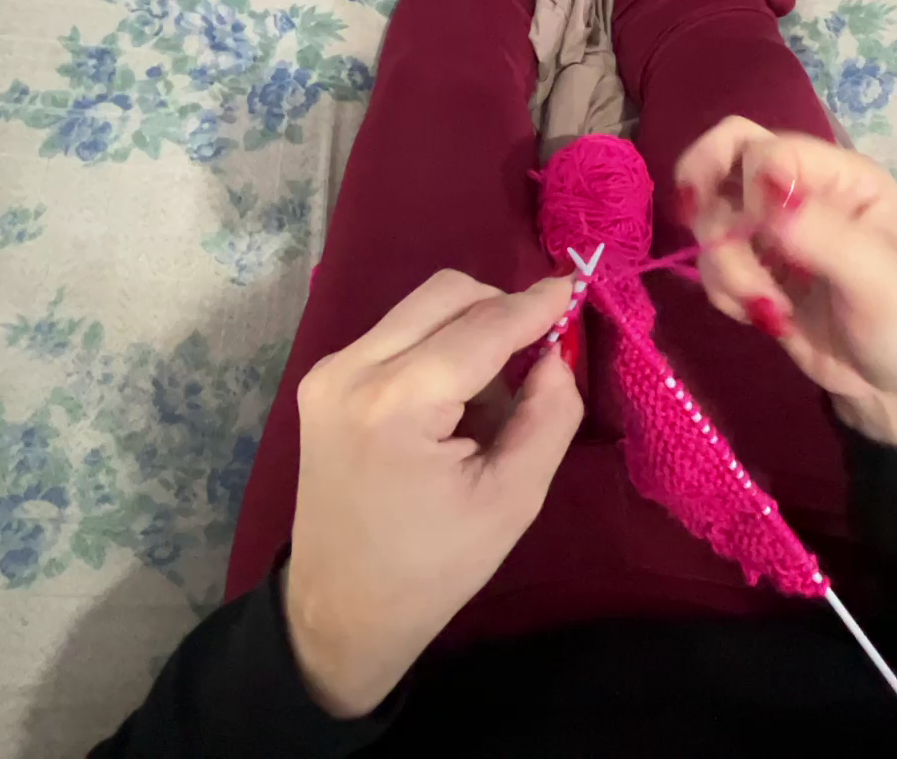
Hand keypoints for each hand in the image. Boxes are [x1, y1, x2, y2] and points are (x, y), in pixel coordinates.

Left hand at [283, 271, 582, 717]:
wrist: (341, 609)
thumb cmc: (433, 567)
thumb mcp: (512, 500)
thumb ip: (548, 416)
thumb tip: (555, 352)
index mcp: (396, 405)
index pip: (481, 329)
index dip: (533, 305)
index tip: (572, 285)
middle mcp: (351, 370)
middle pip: (444, 294)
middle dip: (499, 308)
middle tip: (536, 350)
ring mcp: (329, 371)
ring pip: (421, 308)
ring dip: (469, 331)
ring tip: (485, 402)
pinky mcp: (324, 379)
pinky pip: (399, 332)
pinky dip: (439, 347)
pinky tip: (449, 403)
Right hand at [675, 117, 896, 448]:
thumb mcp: (881, 283)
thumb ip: (824, 234)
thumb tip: (764, 199)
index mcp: (840, 178)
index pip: (764, 148)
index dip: (747, 186)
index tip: (761, 234)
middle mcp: (801, 194)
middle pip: (722, 160)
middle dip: (710, 209)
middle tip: (714, 245)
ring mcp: (772, 233)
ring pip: (710, 221)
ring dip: (725, 269)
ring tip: (767, 309)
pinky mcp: (753, 271)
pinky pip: (709, 265)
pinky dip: (723, 293)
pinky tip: (763, 318)